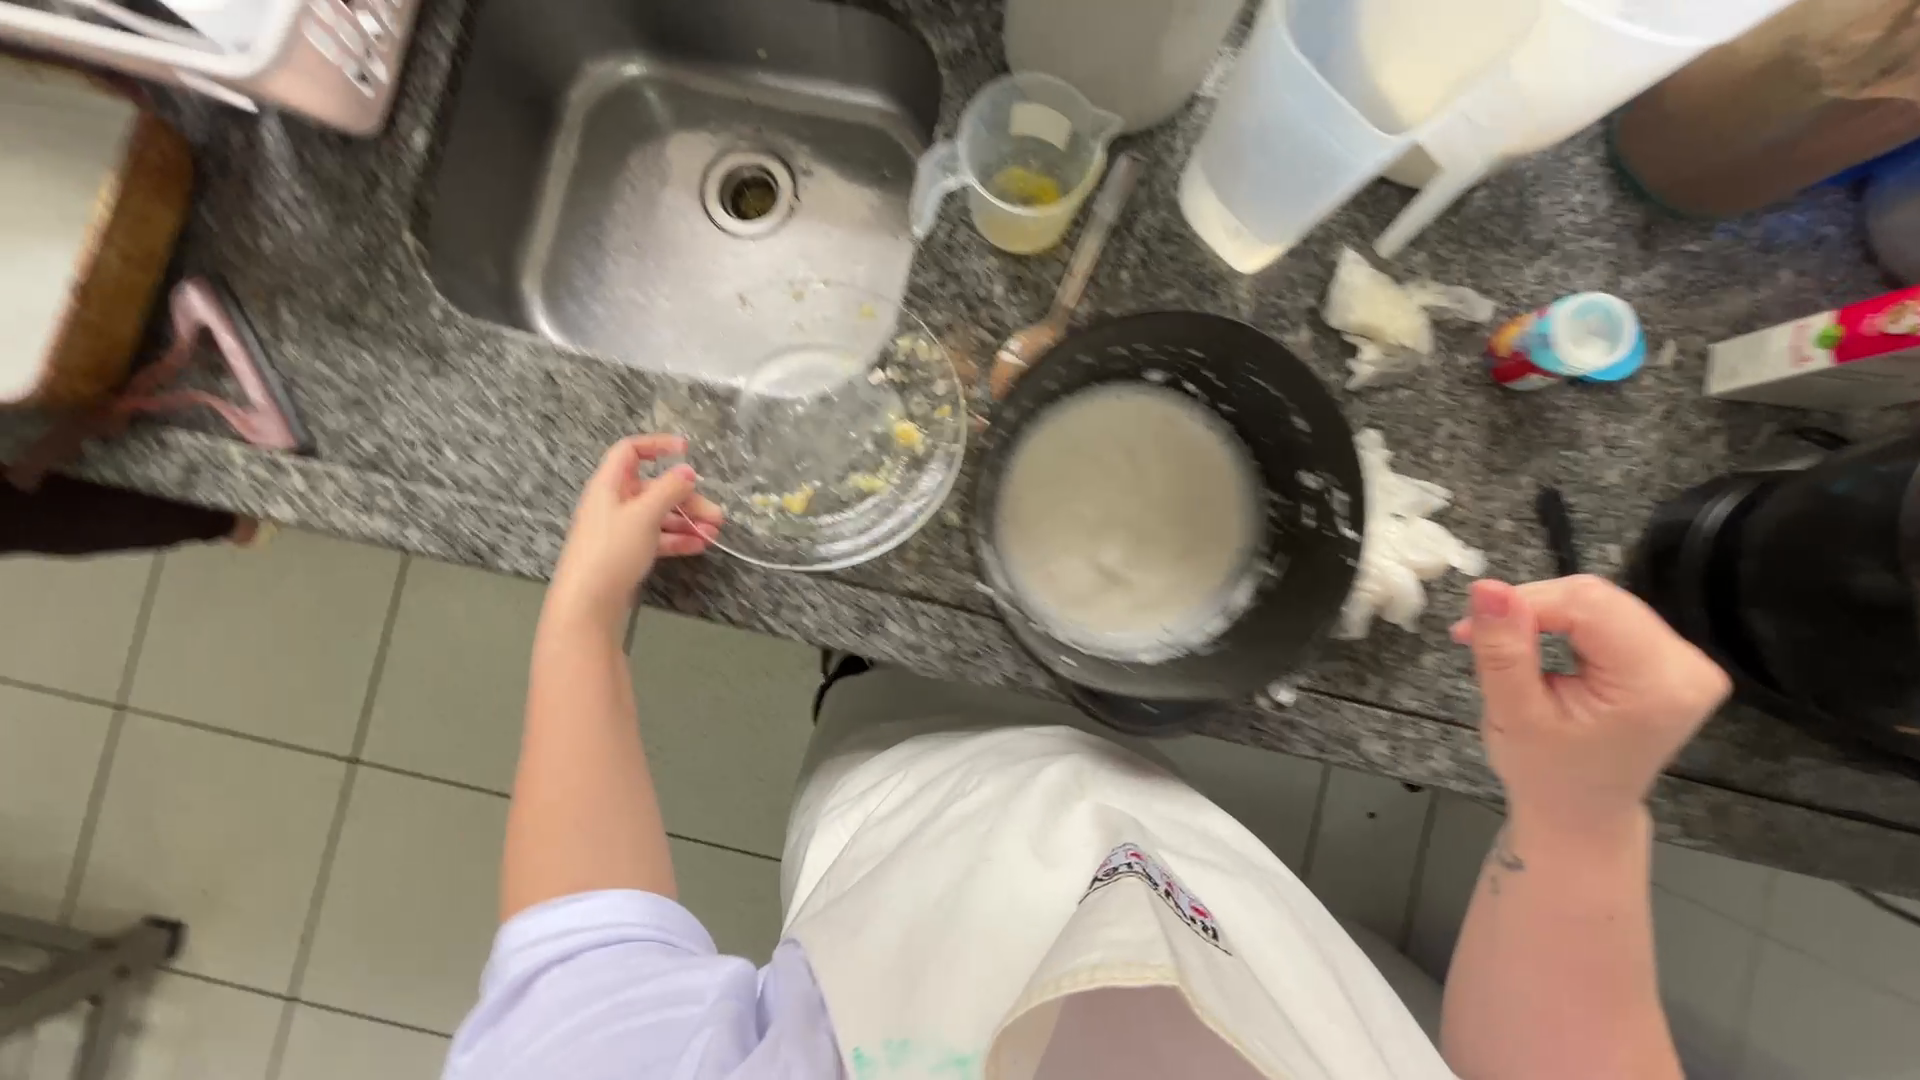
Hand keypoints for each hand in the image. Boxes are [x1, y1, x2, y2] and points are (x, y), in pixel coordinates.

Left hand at [546, 435, 722, 633]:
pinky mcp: (628, 552)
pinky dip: (678, 539)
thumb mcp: (644, 515)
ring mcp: (621, 529)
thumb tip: (687, 471)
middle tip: (716, 514)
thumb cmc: (612, 550)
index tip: (686, 450)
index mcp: (610, 485)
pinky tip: (699, 545)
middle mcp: (614, 503)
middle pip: (655, 489)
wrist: (588, 603)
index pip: (631, 451)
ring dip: (688, 521)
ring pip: (660, 515)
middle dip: (687, 498)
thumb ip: (669, 490)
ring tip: (714, 533)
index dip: (657, 445)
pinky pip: (658, 537)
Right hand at [1450, 575, 1729, 838]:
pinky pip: (1607, 615)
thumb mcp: (1512, 712)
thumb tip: (1486, 587)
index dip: (1522, 604)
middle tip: (1480, 638)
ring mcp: (1686, 661)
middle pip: (1597, 598)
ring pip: (1599, 601)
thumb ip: (1503, 649)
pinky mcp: (1671, 659)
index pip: (1587, 604)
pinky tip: (1537, 646)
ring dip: (1542, 614)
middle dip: (1530, 608)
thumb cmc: (1544, 772)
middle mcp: (1688, 665)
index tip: (1469, 632)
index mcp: (1656, 683)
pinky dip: (1562, 622)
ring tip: (1505, 645)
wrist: (1580, 811)